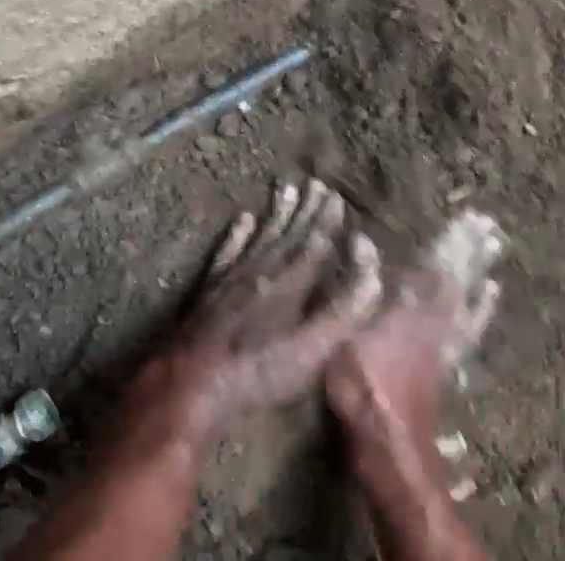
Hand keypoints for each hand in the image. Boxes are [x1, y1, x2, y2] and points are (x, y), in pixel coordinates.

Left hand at [139, 180, 383, 441]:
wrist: (192, 379)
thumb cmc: (258, 371)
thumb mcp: (312, 349)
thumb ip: (344, 311)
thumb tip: (372, 271)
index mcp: (291, 286)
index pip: (314, 246)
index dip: (327, 223)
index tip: (336, 197)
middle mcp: (263, 272)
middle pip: (289, 235)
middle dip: (306, 211)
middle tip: (316, 184)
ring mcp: (233, 278)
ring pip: (260, 236)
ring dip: (276, 214)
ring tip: (285, 188)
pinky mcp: (209, 288)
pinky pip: (227, 250)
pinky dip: (237, 233)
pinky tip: (243, 218)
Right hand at [325, 211, 503, 510]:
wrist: (391, 450)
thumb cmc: (361, 391)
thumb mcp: (347, 335)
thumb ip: (359, 287)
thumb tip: (363, 240)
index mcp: (409, 311)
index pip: (436, 267)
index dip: (450, 241)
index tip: (467, 216)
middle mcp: (434, 323)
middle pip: (458, 279)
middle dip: (470, 248)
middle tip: (488, 221)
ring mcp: (443, 345)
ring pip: (468, 299)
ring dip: (480, 270)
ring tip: (494, 245)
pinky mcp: (445, 364)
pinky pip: (471, 329)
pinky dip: (482, 308)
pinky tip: (490, 292)